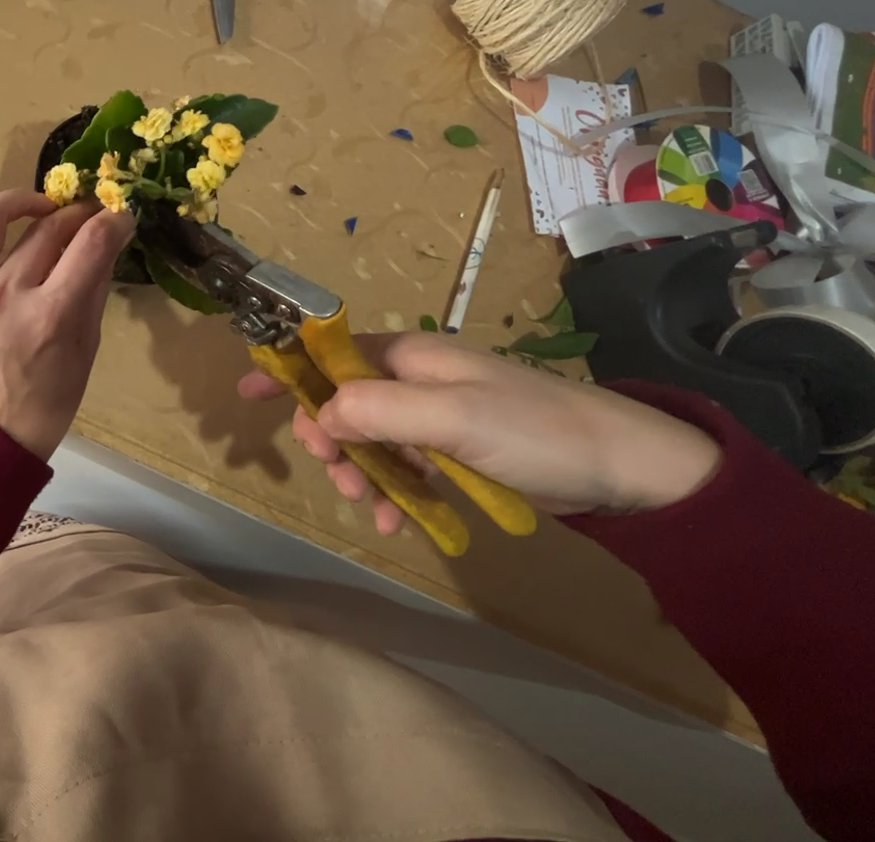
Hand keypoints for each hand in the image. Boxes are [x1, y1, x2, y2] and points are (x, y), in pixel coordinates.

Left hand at [0, 189, 134, 459]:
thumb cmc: (47, 402)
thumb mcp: (85, 350)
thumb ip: (93, 292)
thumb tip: (105, 245)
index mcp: (51, 315)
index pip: (91, 244)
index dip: (113, 221)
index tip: (119, 218)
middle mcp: (6, 296)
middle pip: (46, 229)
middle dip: (76, 214)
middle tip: (87, 217)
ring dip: (19, 201)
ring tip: (37, 208)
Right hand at [238, 332, 721, 534]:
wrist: (628, 470)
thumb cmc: (536, 432)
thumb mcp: (453, 418)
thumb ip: (379, 411)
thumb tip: (320, 417)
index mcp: (408, 357)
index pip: (329, 353)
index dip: (288, 370)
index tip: (247, 393)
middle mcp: (413, 380)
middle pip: (341, 403)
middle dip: (329, 439)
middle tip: (336, 473)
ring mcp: (432, 416)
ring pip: (367, 439)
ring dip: (358, 472)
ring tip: (368, 507)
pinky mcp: (451, 449)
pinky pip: (399, 466)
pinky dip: (389, 491)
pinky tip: (394, 521)